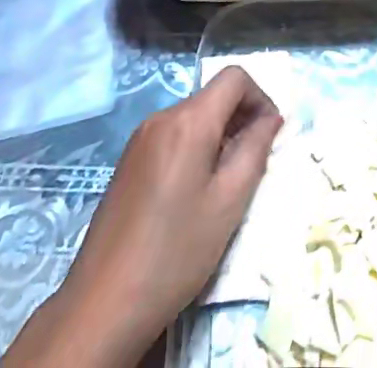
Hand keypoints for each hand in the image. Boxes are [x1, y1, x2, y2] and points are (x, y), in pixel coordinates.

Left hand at [8, 67, 282, 365]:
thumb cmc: (177, 251)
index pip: (234, 77)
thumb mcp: (229, 202)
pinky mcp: (129, 159)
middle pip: (213, 96)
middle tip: (255, 165)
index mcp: (187, 121)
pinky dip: (195, 149)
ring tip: (227, 185)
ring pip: (193, 117)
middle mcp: (161, 117)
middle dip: (241, 119)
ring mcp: (140, 137)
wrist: (105, 298)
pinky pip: (173, 136)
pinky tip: (196, 193)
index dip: (261, 98)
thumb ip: (255, 150)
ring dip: (219, 136)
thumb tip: (271, 118)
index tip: (271, 136)